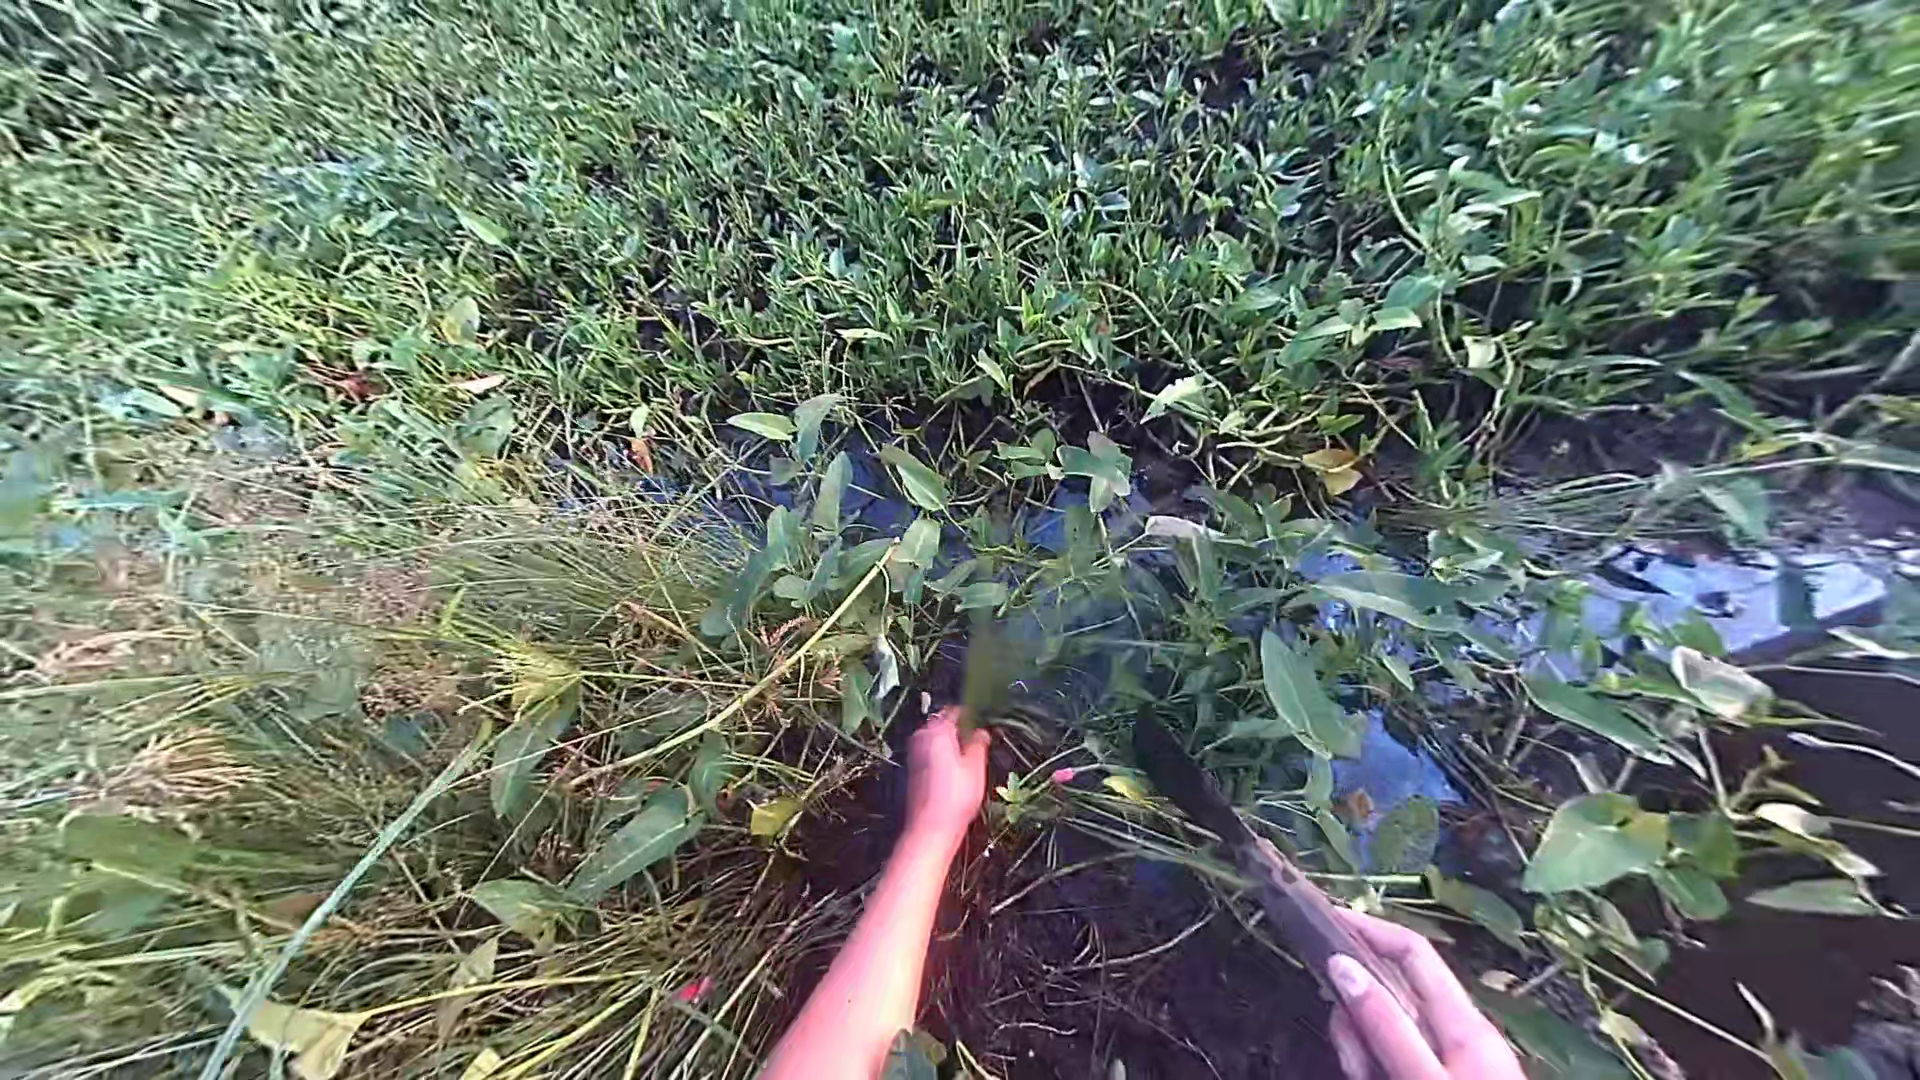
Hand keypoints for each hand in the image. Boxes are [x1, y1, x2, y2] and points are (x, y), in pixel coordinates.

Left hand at [902, 706, 989, 849]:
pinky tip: (956, 770)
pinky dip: (942, 754)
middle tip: (978, 740)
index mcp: (937, 731)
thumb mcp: (976, 767)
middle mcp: (922, 737)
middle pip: (943, 723)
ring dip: (951, 742)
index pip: (954, 711)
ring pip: (936, 738)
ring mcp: (915, 752)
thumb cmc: (955, 797)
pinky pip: (930, 751)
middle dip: (960, 729)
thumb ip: (978, 743)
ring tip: (969, 757)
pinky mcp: (914, 768)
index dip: (970, 714)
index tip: (982, 721)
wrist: (930, 828)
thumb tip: (982, 731)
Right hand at [1326, 909, 1525, 1079]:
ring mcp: (1448, 1066)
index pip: (1411, 950)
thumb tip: (1339, 961)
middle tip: (1349, 1054)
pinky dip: (1370, 1064)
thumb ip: (1385, 1025)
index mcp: (1466, 1026)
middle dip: (1356, 1007)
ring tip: (1361, 1077)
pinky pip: (1390, 1056)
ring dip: (1359, 1043)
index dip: (1367, 927)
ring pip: (1383, 1024)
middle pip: (1389, 989)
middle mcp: (1458, 1036)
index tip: (1319, 921)